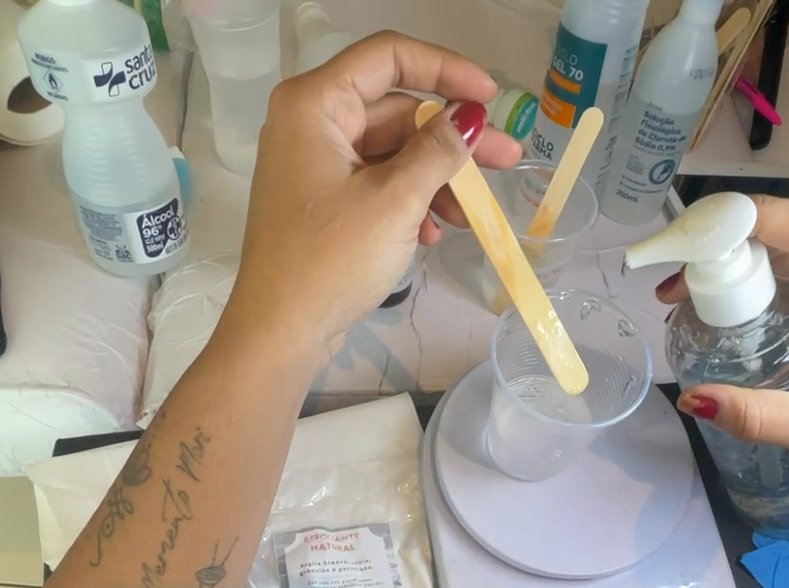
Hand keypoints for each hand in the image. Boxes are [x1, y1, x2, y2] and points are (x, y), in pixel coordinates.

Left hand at [227, 32, 524, 350]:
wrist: (281, 331)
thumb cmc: (331, 259)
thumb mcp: (394, 200)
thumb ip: (438, 151)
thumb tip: (471, 118)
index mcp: (315, 104)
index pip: (390, 57)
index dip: (447, 69)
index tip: (491, 97)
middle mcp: (311, 126)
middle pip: (396, 113)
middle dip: (452, 141)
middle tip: (507, 162)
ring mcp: (316, 170)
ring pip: (391, 156)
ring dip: (436, 181)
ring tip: (471, 216)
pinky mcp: (324, 208)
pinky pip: (377, 188)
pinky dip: (409, 206)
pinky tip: (434, 236)